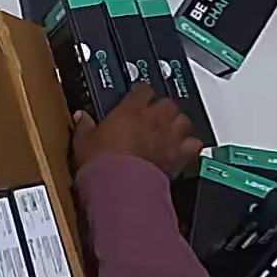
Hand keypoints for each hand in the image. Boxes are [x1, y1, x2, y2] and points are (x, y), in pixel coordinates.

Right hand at [72, 84, 203, 178]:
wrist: (121, 186)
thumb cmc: (104, 163)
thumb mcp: (85, 141)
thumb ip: (84, 126)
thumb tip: (81, 117)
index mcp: (130, 110)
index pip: (142, 90)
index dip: (142, 92)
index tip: (139, 95)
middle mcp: (153, 119)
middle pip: (167, 103)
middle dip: (163, 108)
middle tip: (155, 116)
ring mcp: (170, 137)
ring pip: (184, 120)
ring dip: (179, 124)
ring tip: (173, 130)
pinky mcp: (180, 156)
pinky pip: (194, 145)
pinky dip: (191, 146)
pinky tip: (186, 150)